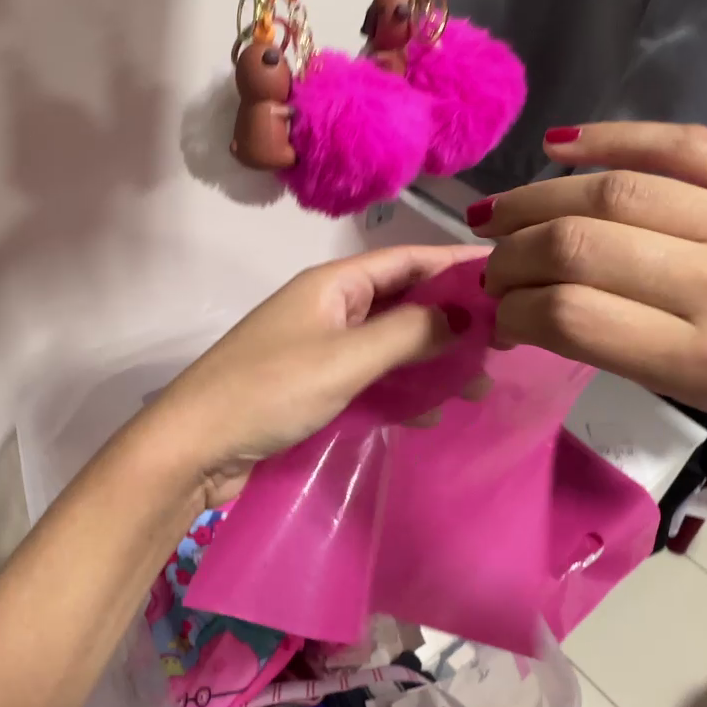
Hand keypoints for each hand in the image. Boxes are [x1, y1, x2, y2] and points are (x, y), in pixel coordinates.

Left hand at [144, 243, 488, 503]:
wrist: (194, 446)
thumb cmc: (269, 391)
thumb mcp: (346, 358)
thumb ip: (409, 334)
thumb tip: (466, 313)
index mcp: (332, 285)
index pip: (408, 260)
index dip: (458, 264)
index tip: (511, 274)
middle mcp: (327, 309)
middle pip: (402, 302)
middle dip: (453, 318)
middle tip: (507, 339)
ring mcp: (318, 350)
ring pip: (388, 345)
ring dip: (431, 359)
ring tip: (480, 380)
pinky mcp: (311, 388)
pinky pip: (369, 379)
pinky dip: (401, 390)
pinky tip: (432, 411)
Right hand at [474, 122, 706, 432]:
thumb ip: (619, 348)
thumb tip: (535, 308)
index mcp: (704, 360)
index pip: (570, 319)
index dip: (513, 309)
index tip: (498, 312)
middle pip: (580, 249)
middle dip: (513, 255)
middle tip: (489, 263)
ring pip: (616, 192)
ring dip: (536, 199)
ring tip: (500, 212)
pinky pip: (681, 142)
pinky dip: (608, 138)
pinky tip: (557, 145)